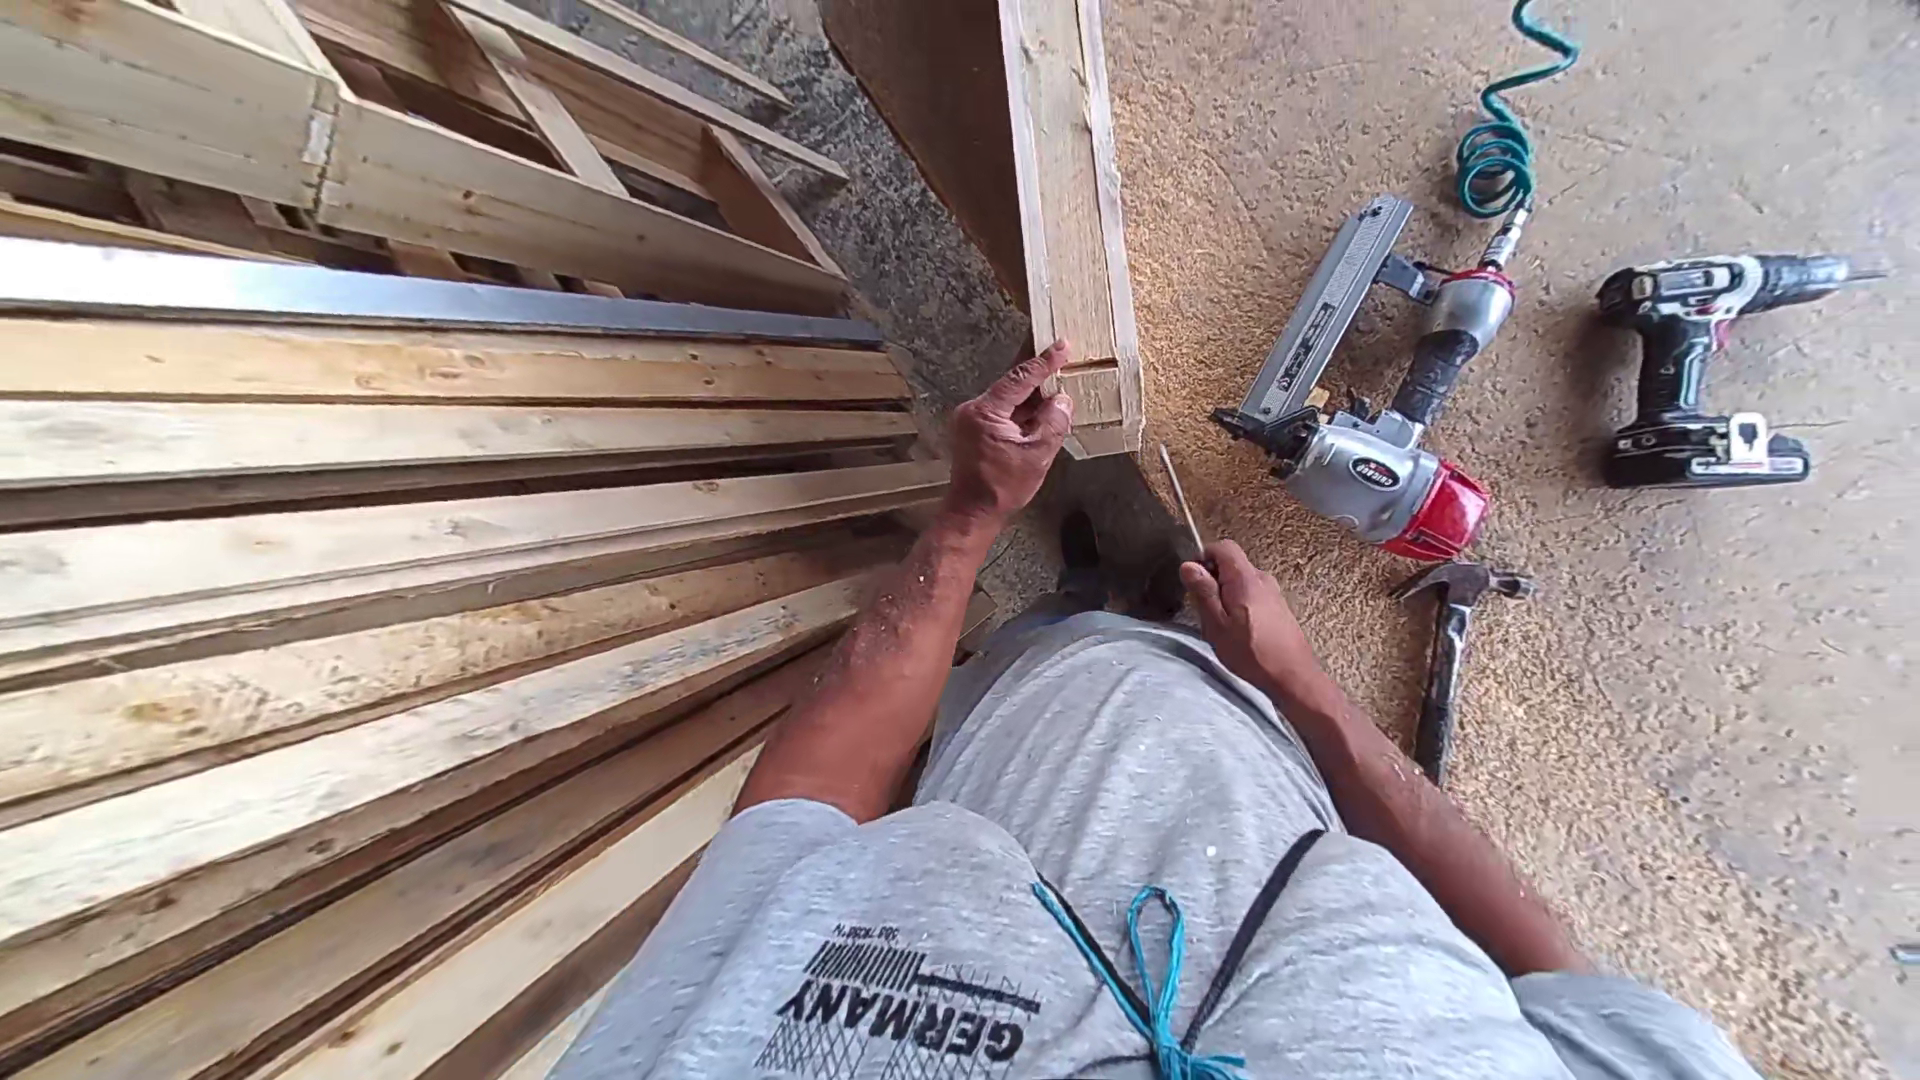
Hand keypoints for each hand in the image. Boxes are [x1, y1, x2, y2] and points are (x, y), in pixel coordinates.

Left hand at [941, 340, 1074, 531]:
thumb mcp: (1037, 455)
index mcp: (985, 412)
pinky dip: (1021, 413)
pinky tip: (1040, 414)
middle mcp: (972, 410)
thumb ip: (1053, 422)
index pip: (1020, 378)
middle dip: (1038, 377)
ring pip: (1007, 400)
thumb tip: (1062, 400)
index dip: (1044, 362)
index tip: (1062, 346)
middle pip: (1012, 386)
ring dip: (1031, 398)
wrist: (973, 512)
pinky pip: (1001, 413)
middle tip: (1060, 360)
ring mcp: (969, 420)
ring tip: (1056, 390)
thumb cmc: (1001, 488)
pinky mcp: (972, 431)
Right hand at [1180, 540, 1329, 703]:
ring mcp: (1273, 593)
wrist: (1292, 677)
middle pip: (1231, 563)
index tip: (1194, 579)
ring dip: (1225, 593)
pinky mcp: (1278, 607)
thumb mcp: (1216, 623)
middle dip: (1213, 579)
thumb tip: (1189, 565)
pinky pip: (1252, 593)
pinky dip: (1239, 603)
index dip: (1204, 556)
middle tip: (1205, 607)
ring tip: (1221, 622)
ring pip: (1241, 580)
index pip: (1223, 547)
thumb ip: (1203, 591)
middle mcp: (1262, 579)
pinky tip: (1238, 629)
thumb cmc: (1251, 652)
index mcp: (1245, 579)